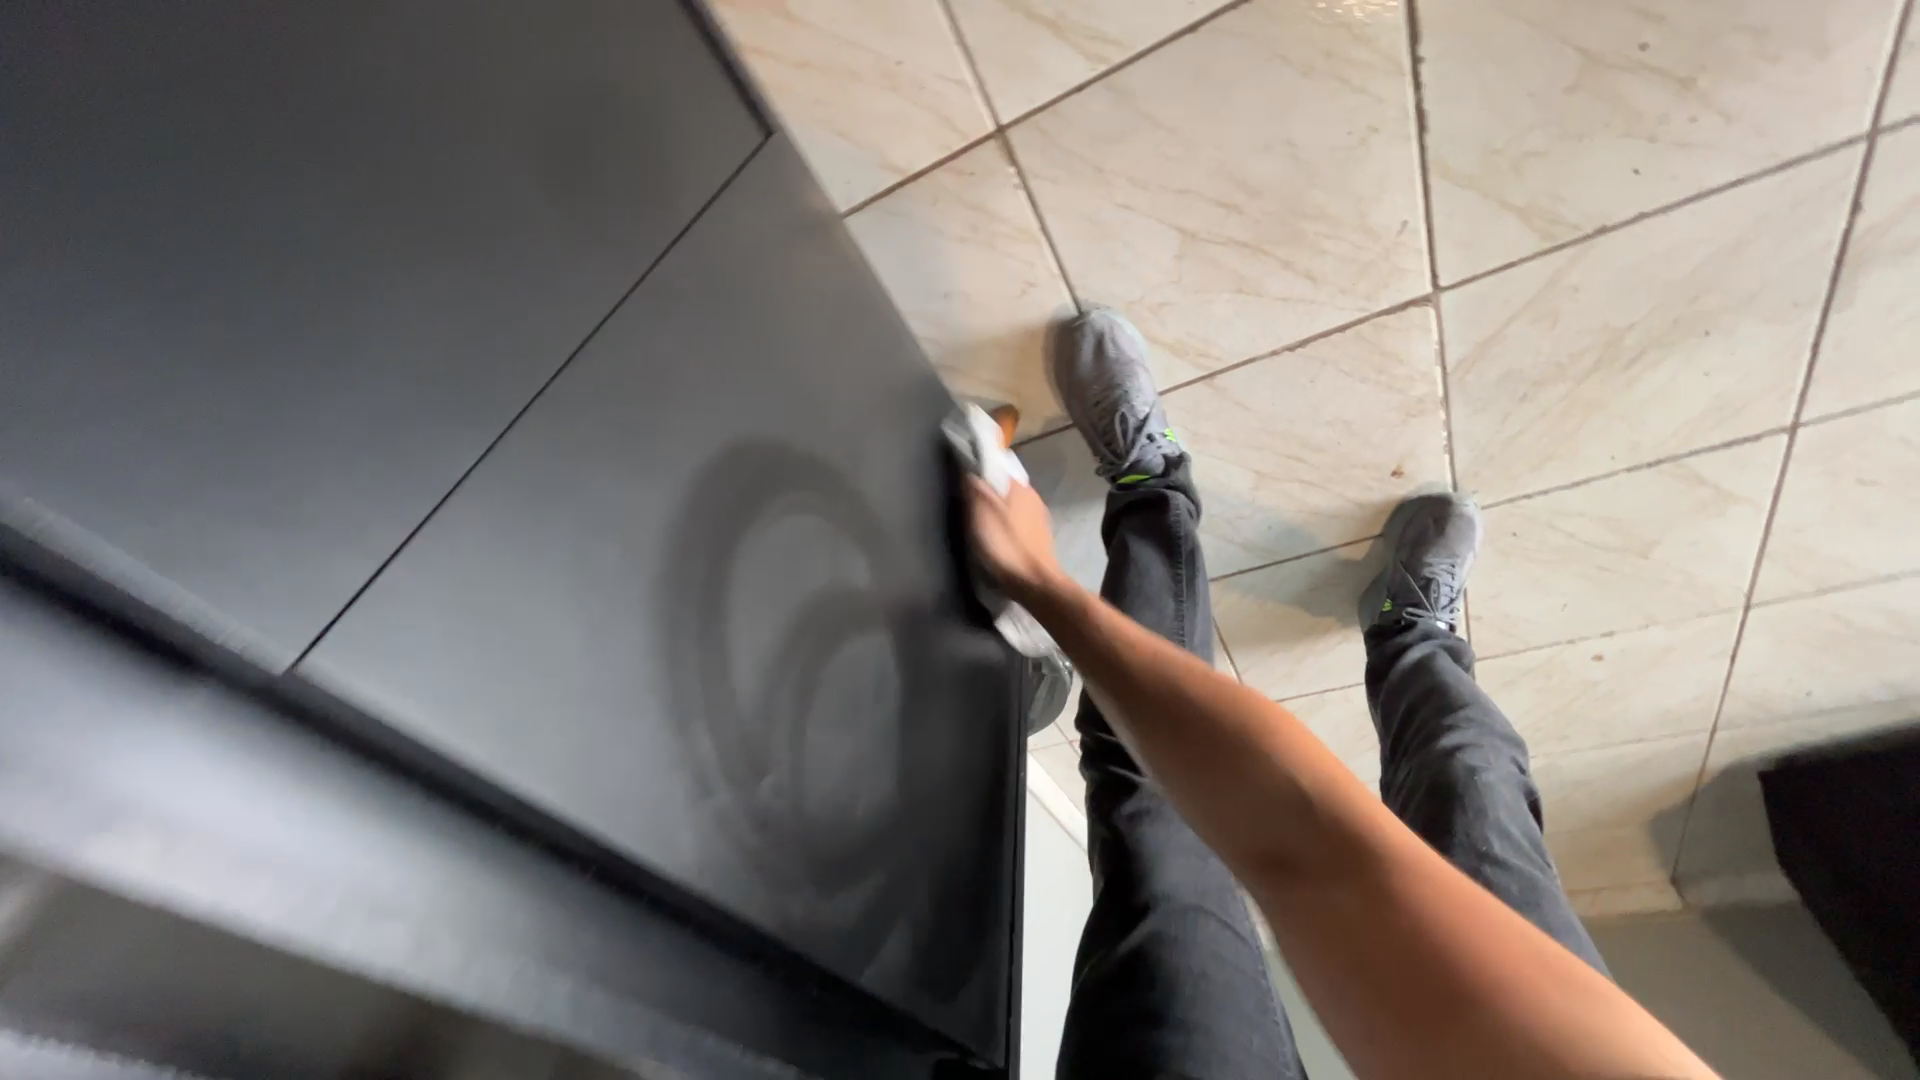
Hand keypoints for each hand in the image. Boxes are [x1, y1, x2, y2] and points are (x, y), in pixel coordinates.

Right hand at [964, 475, 1068, 606]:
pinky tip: (1000, 535)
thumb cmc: (1006, 547)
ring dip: (999, 508)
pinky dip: (1008, 522)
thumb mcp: (982, 516)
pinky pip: (1019, 519)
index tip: (963, 482)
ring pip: (1013, 503)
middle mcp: (1033, 495)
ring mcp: (1039, 515)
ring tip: (982, 521)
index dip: (979, 472)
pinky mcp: (1041, 534)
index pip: (996, 467)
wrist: (1035, 583)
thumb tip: (971, 470)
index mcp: (1019, 487)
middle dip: (989, 491)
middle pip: (1004, 486)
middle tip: (969, 504)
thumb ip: (976, 490)